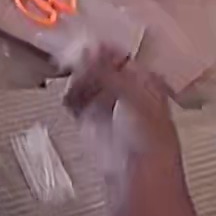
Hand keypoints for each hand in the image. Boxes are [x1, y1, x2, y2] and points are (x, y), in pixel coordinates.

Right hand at [63, 44, 182, 176]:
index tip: (82, 41)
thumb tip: (88, 46)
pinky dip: (70, 100)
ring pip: (84, 83)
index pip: (120, 56)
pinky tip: (70, 102)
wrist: (136, 174)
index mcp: (143, 80)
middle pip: (98, 68)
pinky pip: (75, 102)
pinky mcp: (90, 121)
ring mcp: (106, 106)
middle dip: (85, 65)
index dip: (102, 49)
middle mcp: (125, 90)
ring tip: (75, 88)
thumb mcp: (131, 96)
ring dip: (76, 83)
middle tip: (71, 62)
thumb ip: (106, 71)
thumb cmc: (145, 133)